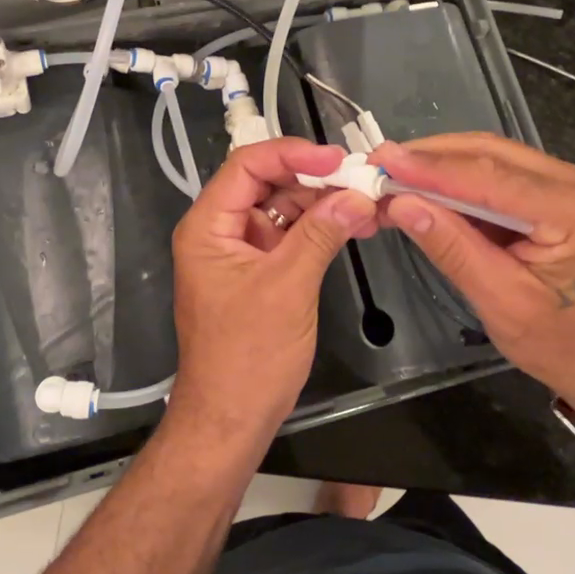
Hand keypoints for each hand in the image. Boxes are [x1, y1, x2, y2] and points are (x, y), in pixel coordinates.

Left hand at [168, 138, 378, 437]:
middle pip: (266, 184)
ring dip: (321, 204)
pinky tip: (353, 225)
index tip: (337, 158)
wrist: (231, 419)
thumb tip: (357, 196)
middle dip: (313, 179)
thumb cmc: (249, 355)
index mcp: (208, 227)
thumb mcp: (287, 288)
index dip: (291, 154)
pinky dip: (318, 229)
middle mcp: (219, 231)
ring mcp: (240, 252)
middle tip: (361, 179)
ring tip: (366, 202)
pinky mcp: (259, 272)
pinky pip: (288, 237)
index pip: (246, 166)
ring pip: (281, 209)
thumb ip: (320, 235)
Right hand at [370, 134, 574, 414]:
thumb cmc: (560, 344)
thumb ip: (453, 248)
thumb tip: (401, 204)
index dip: (433, 168)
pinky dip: (456, 177)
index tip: (383, 161)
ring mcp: (567, 183)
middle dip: (430, 157)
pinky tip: (422, 183)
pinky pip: (497, 172)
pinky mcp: (552, 191)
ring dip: (439, 163)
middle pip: (491, 154)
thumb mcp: (502, 302)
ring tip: (391, 173)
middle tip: (377, 164)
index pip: (493, 178)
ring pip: (491, 156)